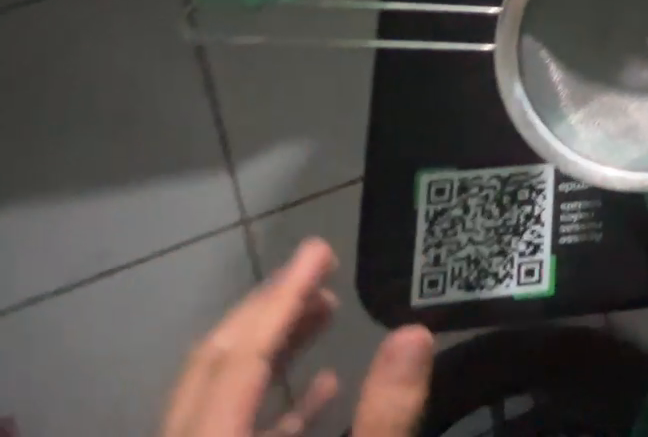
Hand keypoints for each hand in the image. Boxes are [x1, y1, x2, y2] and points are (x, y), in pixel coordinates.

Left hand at [161, 238, 432, 436]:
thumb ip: (385, 415)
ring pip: (218, 395)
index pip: (242, 361)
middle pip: (213, 370)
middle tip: (319, 264)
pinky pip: (233, 428)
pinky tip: (325, 382)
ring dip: (273, 345)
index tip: (318, 249)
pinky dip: (274, 398)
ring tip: (325, 306)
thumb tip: (413, 332)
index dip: (282, 299)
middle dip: (268, 310)